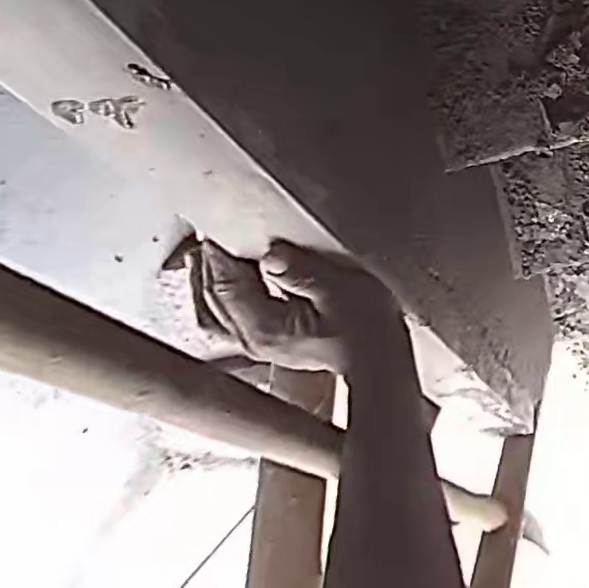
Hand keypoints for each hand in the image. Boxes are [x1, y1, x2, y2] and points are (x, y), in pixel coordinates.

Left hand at [191, 238, 405, 373]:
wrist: (378, 362)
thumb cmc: (367, 328)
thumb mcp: (341, 290)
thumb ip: (302, 272)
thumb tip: (271, 254)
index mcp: (266, 326)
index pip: (228, 284)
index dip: (220, 253)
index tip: (219, 226)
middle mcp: (253, 340)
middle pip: (214, 298)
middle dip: (210, 264)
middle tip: (211, 233)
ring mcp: (259, 345)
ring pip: (216, 311)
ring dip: (211, 281)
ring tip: (213, 255)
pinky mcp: (269, 343)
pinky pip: (229, 319)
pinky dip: (223, 297)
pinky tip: (231, 284)